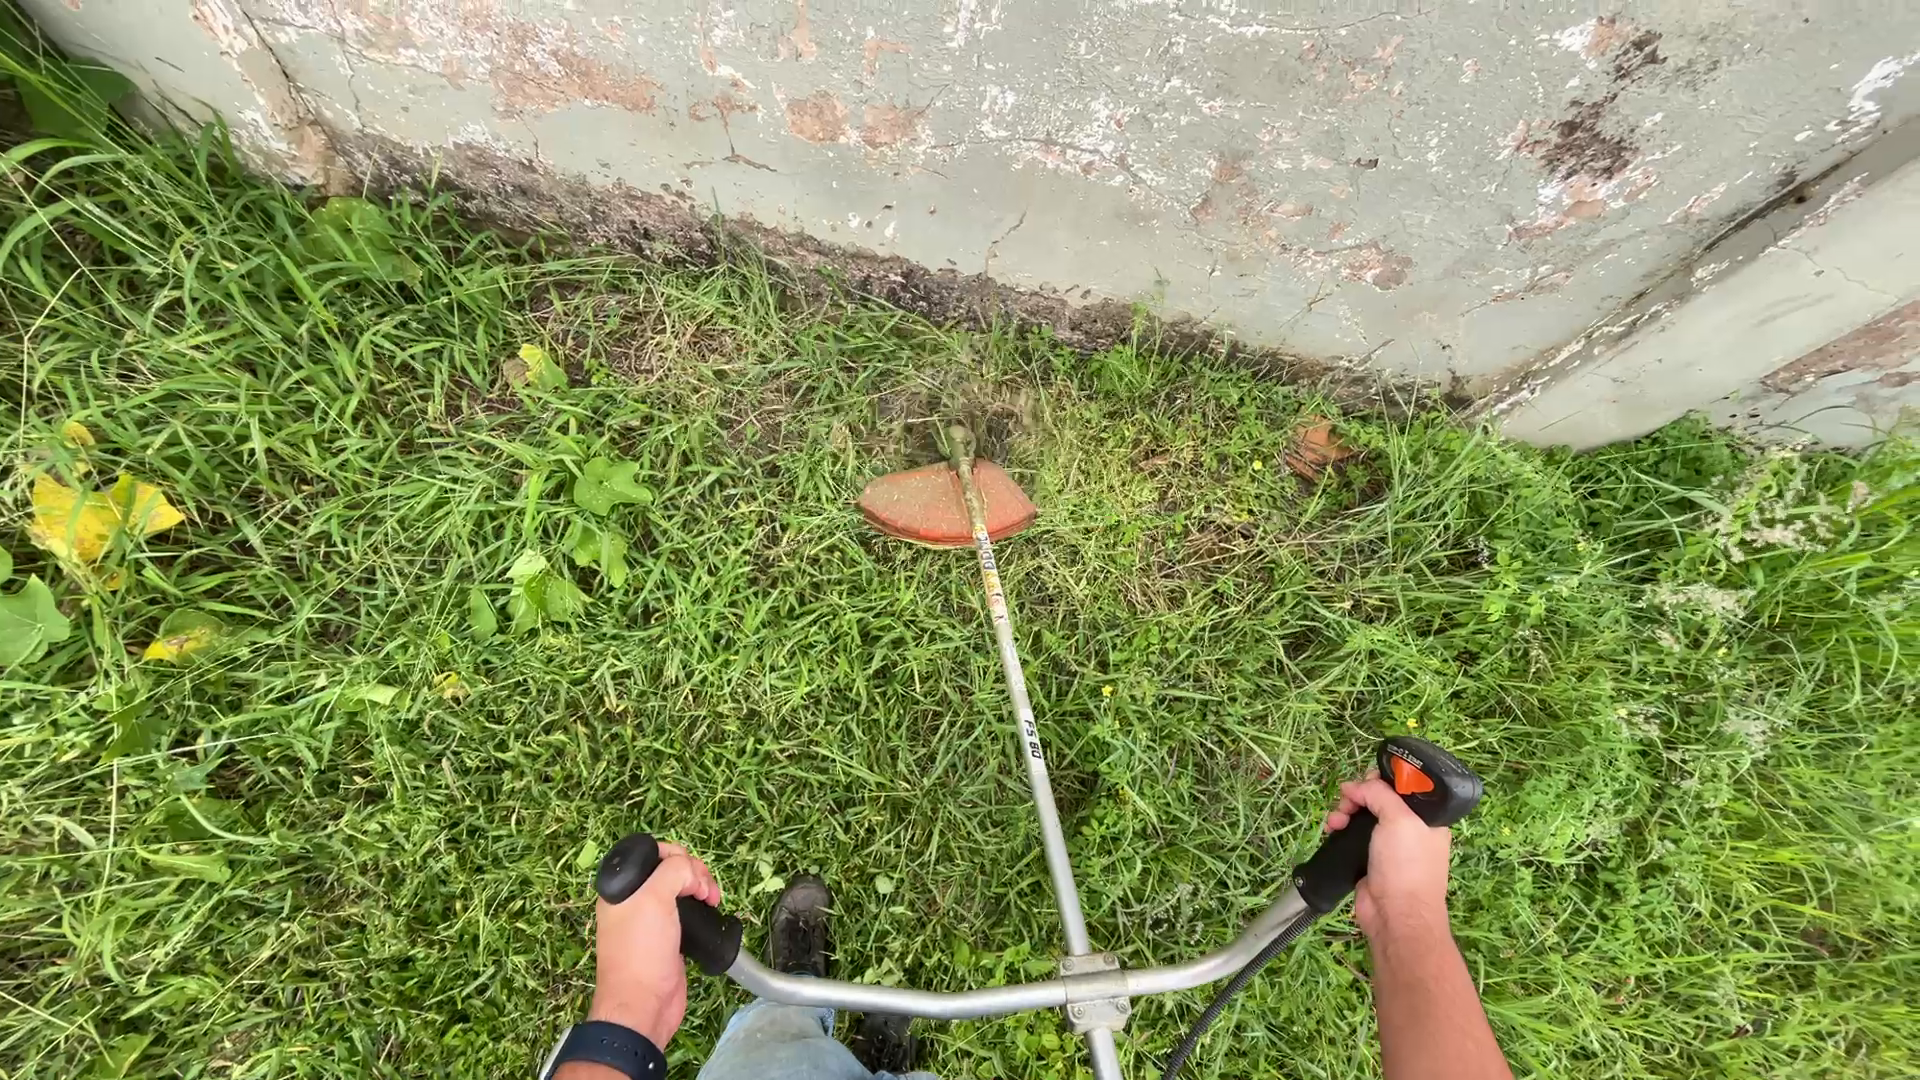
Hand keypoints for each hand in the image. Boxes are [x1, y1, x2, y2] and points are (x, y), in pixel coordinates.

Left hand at [585, 842, 721, 1047]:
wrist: (644, 1005)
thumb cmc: (643, 949)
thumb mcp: (654, 897)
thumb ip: (674, 870)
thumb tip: (694, 876)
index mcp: (621, 888)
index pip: (652, 853)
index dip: (676, 855)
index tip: (690, 872)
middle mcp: (634, 900)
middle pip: (672, 867)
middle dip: (695, 871)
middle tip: (704, 890)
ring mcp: (652, 919)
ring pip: (683, 886)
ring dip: (703, 886)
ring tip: (712, 900)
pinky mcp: (668, 935)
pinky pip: (688, 907)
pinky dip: (702, 904)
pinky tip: (710, 909)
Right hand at [1323, 770, 1451, 941]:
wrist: (1395, 915)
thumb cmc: (1405, 866)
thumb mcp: (1399, 820)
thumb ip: (1379, 794)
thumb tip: (1354, 787)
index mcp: (1426, 819)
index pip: (1402, 787)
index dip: (1381, 780)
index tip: (1364, 781)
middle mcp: (1408, 829)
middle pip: (1377, 798)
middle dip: (1357, 796)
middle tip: (1346, 803)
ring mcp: (1387, 845)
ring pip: (1361, 814)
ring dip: (1344, 811)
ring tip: (1335, 821)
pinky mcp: (1368, 857)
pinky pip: (1351, 833)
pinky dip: (1339, 827)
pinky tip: (1331, 830)